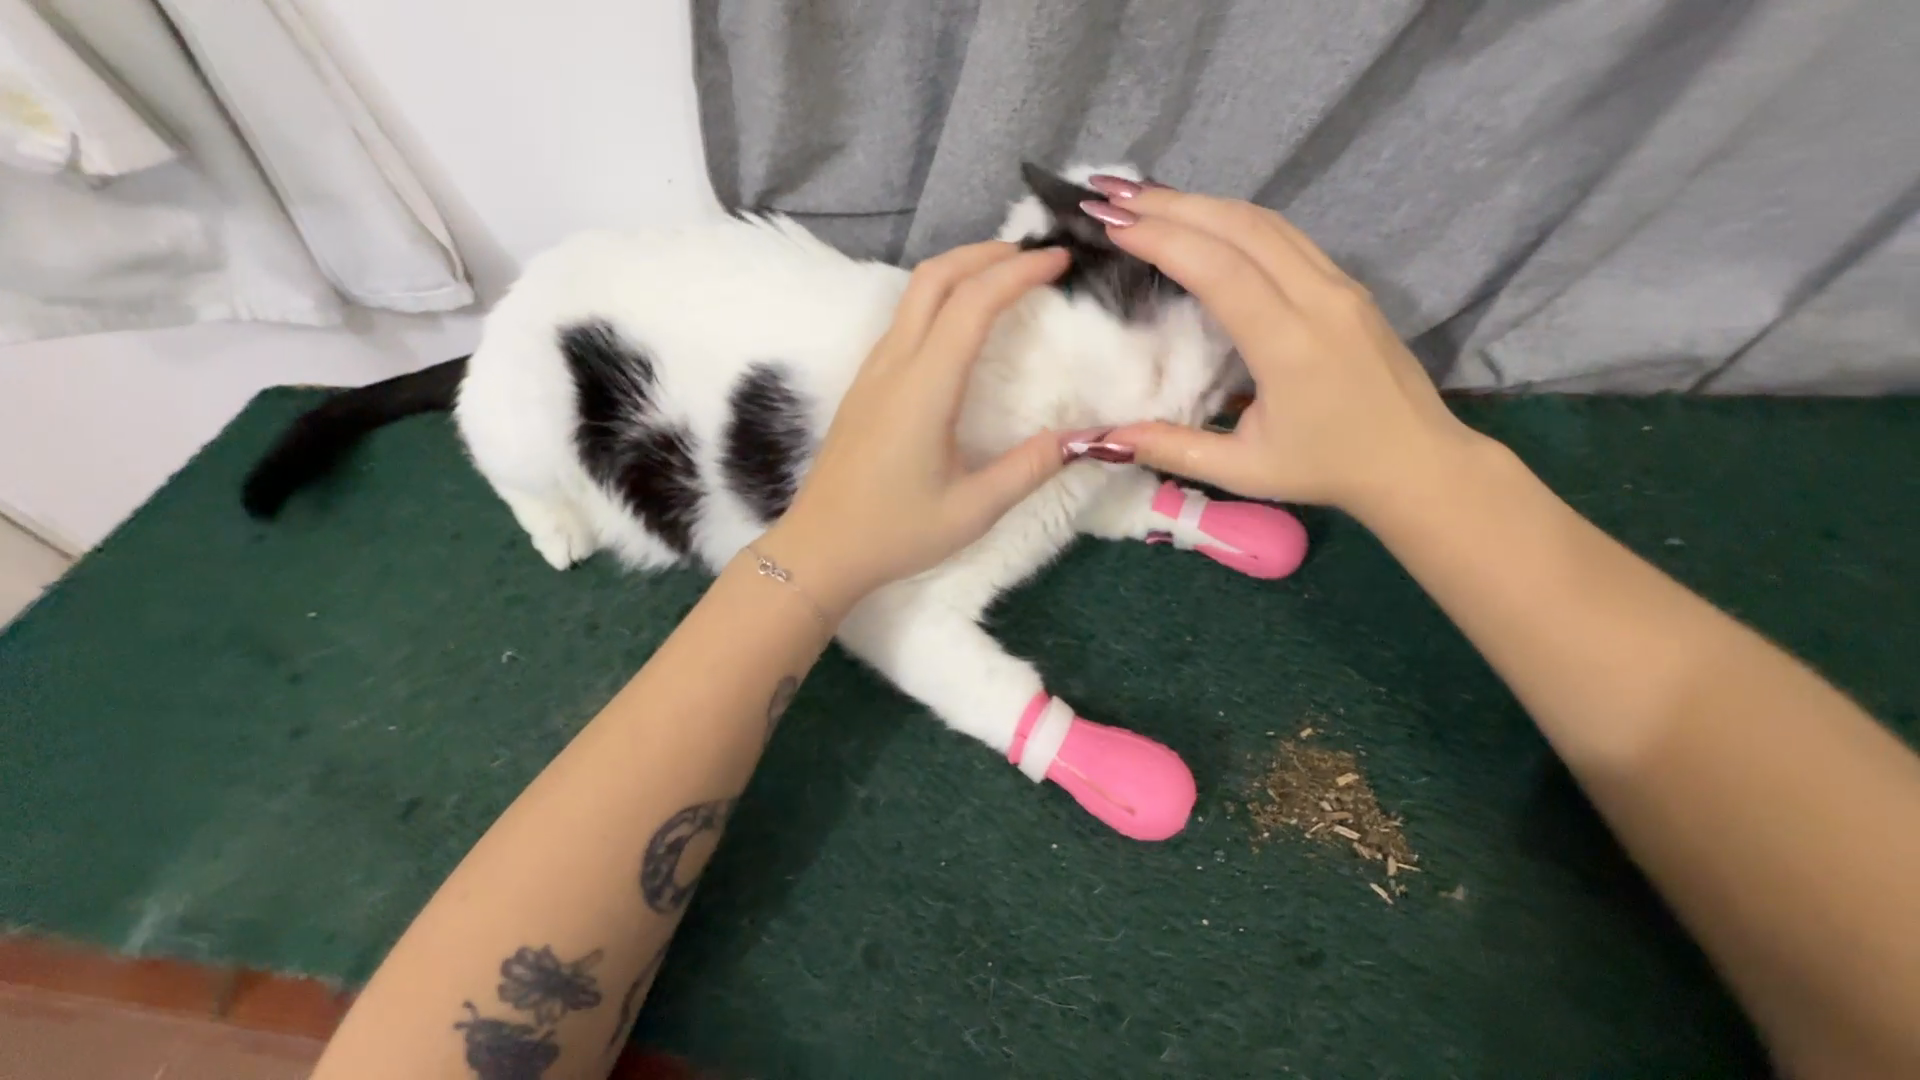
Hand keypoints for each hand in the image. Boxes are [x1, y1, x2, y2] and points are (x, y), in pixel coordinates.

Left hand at [759, 241, 1074, 614]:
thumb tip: (1087, 437)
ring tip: (1005, 278)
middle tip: (1034, 256)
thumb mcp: (973, 509)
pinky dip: (940, 299)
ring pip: (914, 294)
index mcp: (924, 387)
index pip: (973, 303)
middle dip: (986, 252)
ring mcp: (872, 371)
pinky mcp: (864, 385)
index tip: (1060, 260)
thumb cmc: (895, 532)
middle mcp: (894, 364)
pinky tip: (963, 323)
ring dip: (960, 271)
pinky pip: (903, 320)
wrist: (819, 549)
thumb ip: (1031, 467)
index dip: (1018, 271)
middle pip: (935, 277)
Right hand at [1086, 179, 1482, 516]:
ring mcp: (1338, 283)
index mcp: (1289, 344)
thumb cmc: (1327, 469)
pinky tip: (1201, 218)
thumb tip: (1099, 441)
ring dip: (1201, 203)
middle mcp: (1317, 298)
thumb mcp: (1243, 471)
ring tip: (1144, 197)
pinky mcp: (1346, 283)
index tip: (1109, 223)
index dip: (1161, 238)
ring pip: (1264, 221)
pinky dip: (1233, 218)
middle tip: (1110, 195)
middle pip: (1239, 227)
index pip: (1218, 269)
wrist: (1418, 461)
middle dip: (1169, 205)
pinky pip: (1284, 234)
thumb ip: (1170, 449)